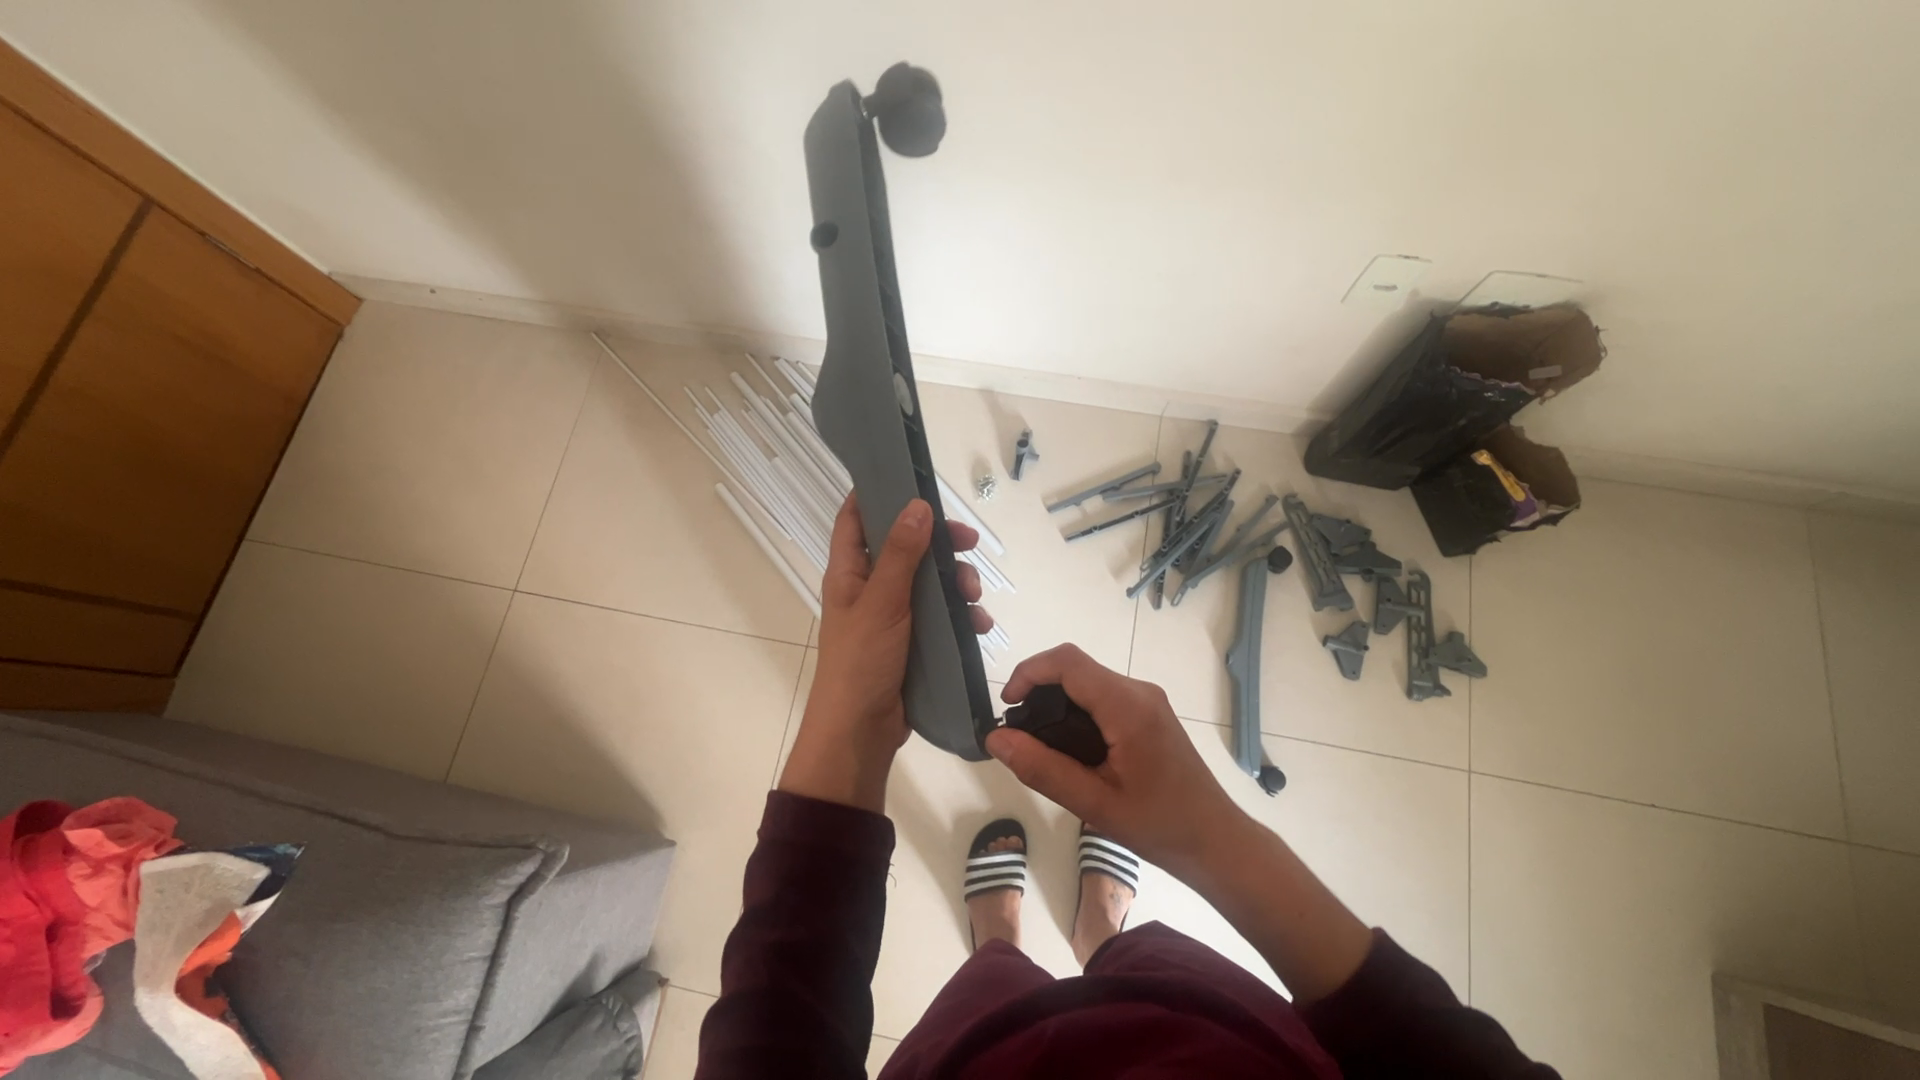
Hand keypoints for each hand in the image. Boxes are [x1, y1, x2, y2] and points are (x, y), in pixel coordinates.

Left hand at [779, 494, 992, 812]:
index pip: (855, 520)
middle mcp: (868, 589)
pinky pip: (939, 618)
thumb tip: (916, 504)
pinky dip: (960, 617)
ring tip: (974, 599)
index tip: (907, 479)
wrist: (859, 733)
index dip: (875, 495)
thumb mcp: (882, 602)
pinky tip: (979, 626)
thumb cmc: (861, 661)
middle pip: (904, 548)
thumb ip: (901, 554)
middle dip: (938, 544)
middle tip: (969, 543)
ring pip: (928, 583)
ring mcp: (890, 617)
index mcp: (849, 574)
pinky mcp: (911, 643)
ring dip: (956, 584)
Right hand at [985, 644, 1248, 876]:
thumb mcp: (1094, 803)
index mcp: (1128, 707)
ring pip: (1089, 682)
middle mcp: (1139, 692)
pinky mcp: (1150, 715)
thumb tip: (996, 738)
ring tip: (1040, 746)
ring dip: (1057, 701)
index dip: (1029, 672)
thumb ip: (1042, 769)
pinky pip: (1104, 697)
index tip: (1007, 706)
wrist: (1216, 842)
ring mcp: (1148, 702)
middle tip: (1019, 735)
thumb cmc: (1159, 826)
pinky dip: (1077, 711)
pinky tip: (1070, 751)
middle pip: (1076, 668)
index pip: (1068, 662)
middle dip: (1039, 689)